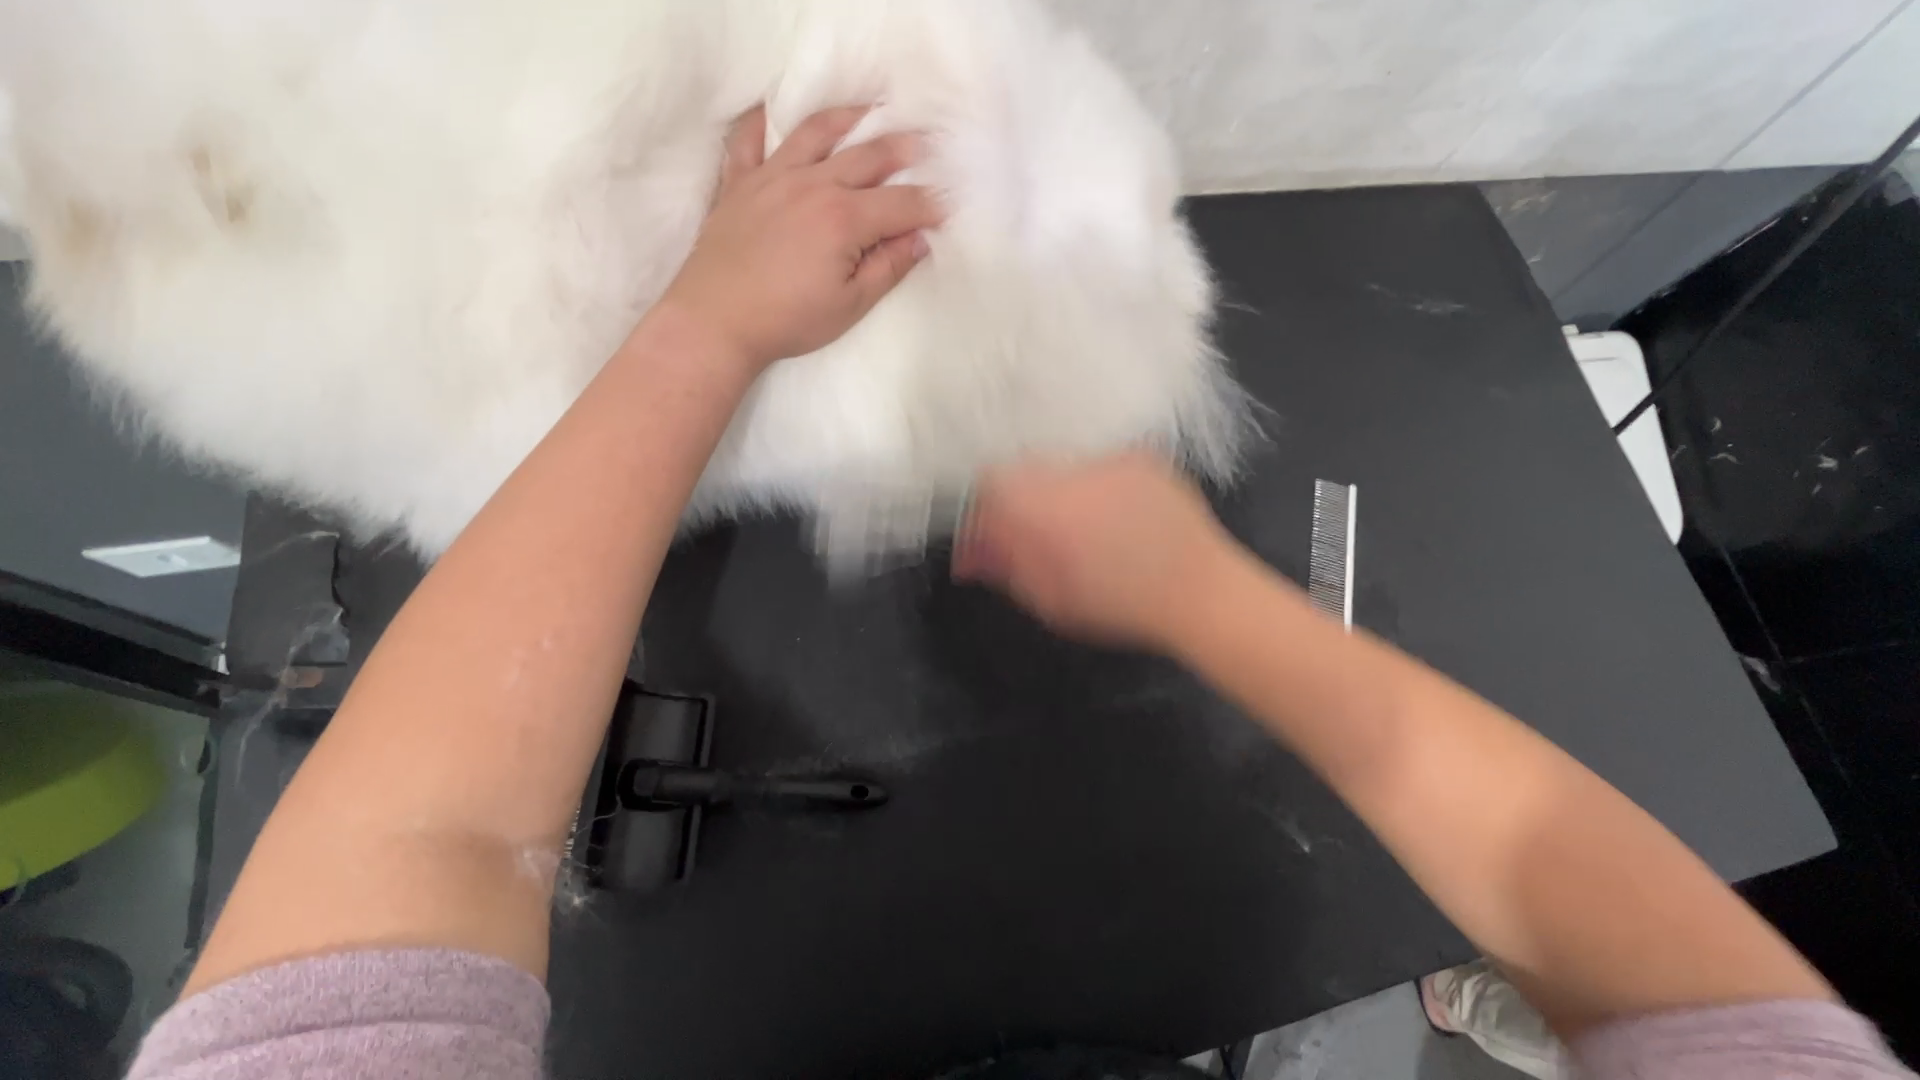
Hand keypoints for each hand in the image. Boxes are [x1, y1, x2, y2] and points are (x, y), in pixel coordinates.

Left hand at [658, 104, 944, 372]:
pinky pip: (749, 139)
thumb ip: (888, 268)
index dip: (930, 205)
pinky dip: (760, 121)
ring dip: (849, 117)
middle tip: (926, 143)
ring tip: (869, 110)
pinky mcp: (739, 183)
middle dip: (903, 148)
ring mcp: (772, 177)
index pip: (901, 204)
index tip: (948, 205)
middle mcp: (813, 185)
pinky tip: (770, 111)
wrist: (715, 321)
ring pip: (817, 132)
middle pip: (868, 156)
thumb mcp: (850, 305)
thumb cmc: (787, 320)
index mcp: (845, 219)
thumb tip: (919, 240)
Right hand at [953, 451, 1241, 651]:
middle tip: (1026, 538)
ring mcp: (1109, 453)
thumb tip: (969, 556)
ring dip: (1051, 487)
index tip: (988, 541)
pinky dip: (1087, 479)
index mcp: (1041, 502)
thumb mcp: (1050, 599)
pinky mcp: (1141, 453)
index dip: (982, 512)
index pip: (988, 482)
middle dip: (1015, 497)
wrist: (1203, 591)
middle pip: (1020, 464)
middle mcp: (1071, 465)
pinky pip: (1096, 456)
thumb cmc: (1121, 605)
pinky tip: (1103, 512)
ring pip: (1058, 459)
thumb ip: (1004, 567)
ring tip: (1071, 528)